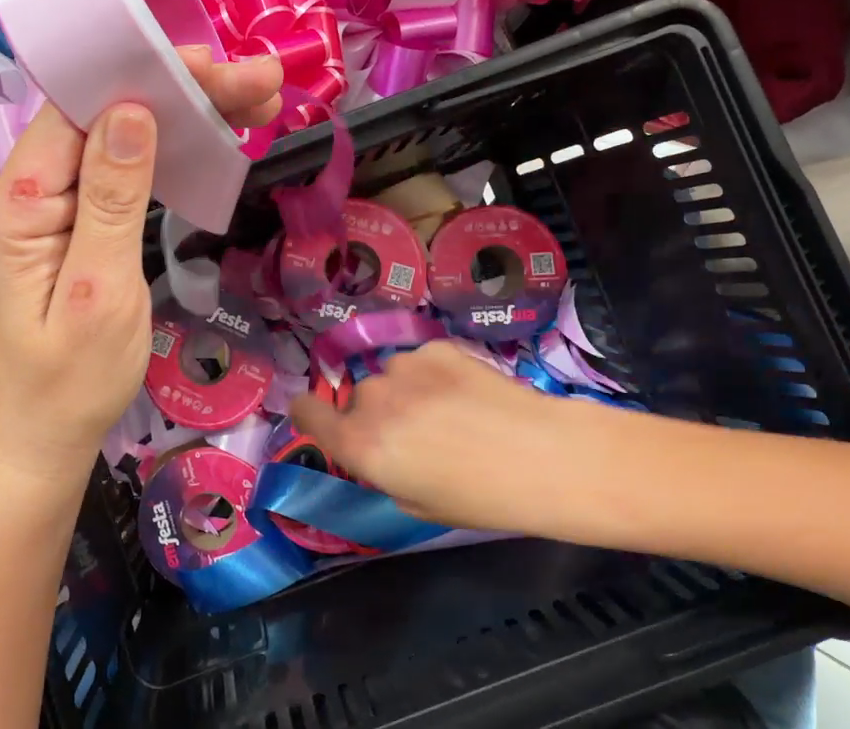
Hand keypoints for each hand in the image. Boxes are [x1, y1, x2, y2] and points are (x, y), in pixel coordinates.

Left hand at [0, 48, 282, 484]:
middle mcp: (23, 190)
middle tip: (256, 80)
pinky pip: (116, 168)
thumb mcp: (100, 291)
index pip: (75, 112)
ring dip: (179, 114)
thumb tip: (131, 113)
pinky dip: (164, 149)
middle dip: (175, 91)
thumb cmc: (75, 379)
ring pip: (114, 136)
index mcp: (16, 204)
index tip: (207, 65)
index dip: (139, 79)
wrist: (53, 432)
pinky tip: (210, 134)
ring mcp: (47, 203)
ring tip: (251, 99)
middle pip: (99, 116)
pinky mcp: (70, 218)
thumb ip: (112, 200)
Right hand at [292, 341, 641, 541]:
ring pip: (391, 377)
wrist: (545, 456)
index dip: (309, 415)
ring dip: (407, 391)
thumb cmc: (482, 499)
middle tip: (421, 436)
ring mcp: (403, 366)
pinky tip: (469, 392)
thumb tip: (384, 450)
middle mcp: (371, 400)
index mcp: (360, 446)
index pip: (304, 412)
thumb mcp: (417, 503)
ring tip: (453, 413)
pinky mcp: (436, 345)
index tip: (325, 421)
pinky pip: (420, 360)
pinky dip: (435, 373)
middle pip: (358, 400)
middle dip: (379, 415)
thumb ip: (383, 471)